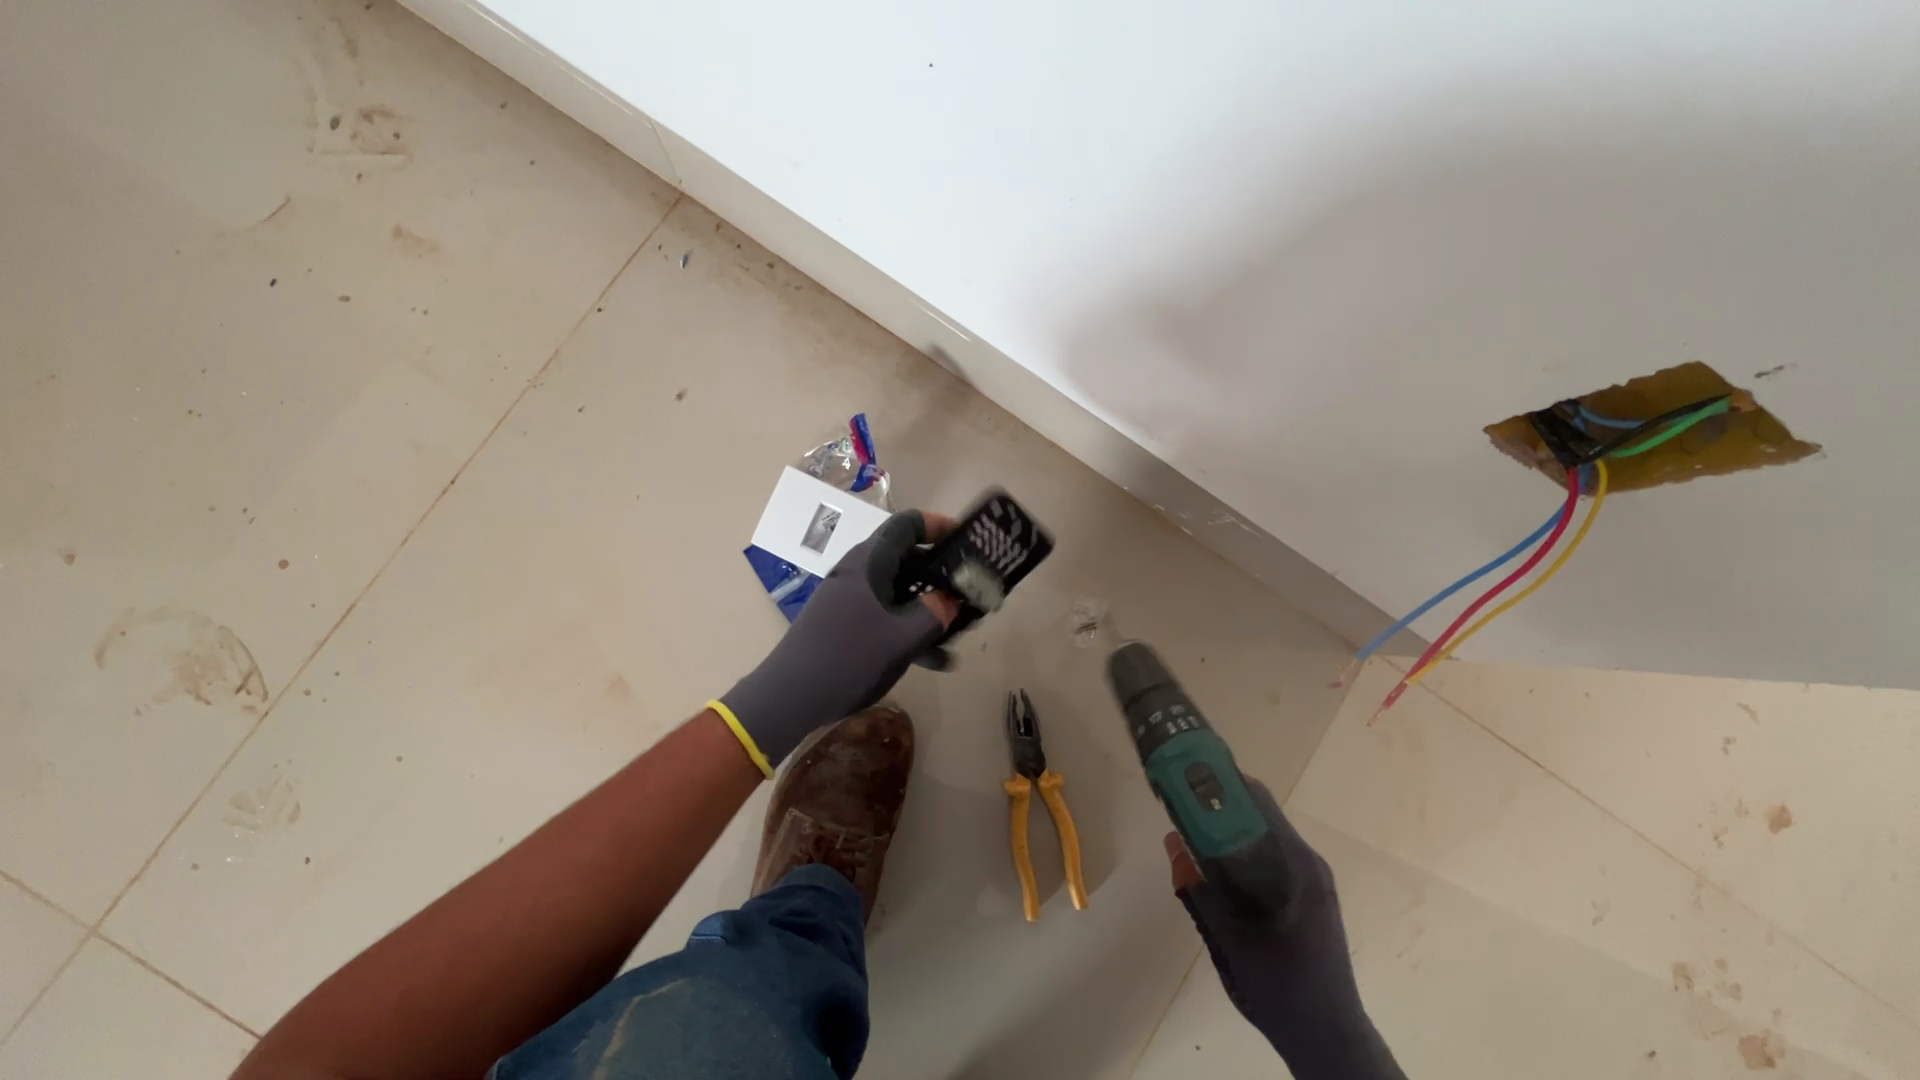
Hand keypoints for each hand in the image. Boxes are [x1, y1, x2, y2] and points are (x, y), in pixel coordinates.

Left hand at [719, 510, 960, 769]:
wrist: (788, 698)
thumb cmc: (847, 658)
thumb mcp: (901, 638)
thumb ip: (934, 613)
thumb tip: (952, 598)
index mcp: (868, 563)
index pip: (907, 525)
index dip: (939, 526)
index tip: (968, 540)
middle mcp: (859, 573)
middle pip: (907, 559)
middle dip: (942, 576)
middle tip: (971, 593)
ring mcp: (851, 600)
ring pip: (900, 592)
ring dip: (931, 609)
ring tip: (961, 633)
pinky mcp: (847, 625)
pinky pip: (888, 617)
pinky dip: (911, 630)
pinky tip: (937, 660)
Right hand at [1166, 783, 1404, 1079]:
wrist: (1327, 1036)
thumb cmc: (1279, 989)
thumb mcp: (1229, 940)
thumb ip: (1199, 890)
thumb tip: (1173, 841)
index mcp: (1296, 866)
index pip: (1257, 803)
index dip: (1221, 783)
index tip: (1186, 774)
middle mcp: (1308, 864)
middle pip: (1260, 815)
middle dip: (1219, 804)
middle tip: (1179, 801)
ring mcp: (1311, 880)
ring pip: (1264, 837)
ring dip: (1229, 829)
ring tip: (1189, 829)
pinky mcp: (1308, 896)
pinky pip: (1270, 858)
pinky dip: (1242, 851)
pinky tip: (1215, 865)